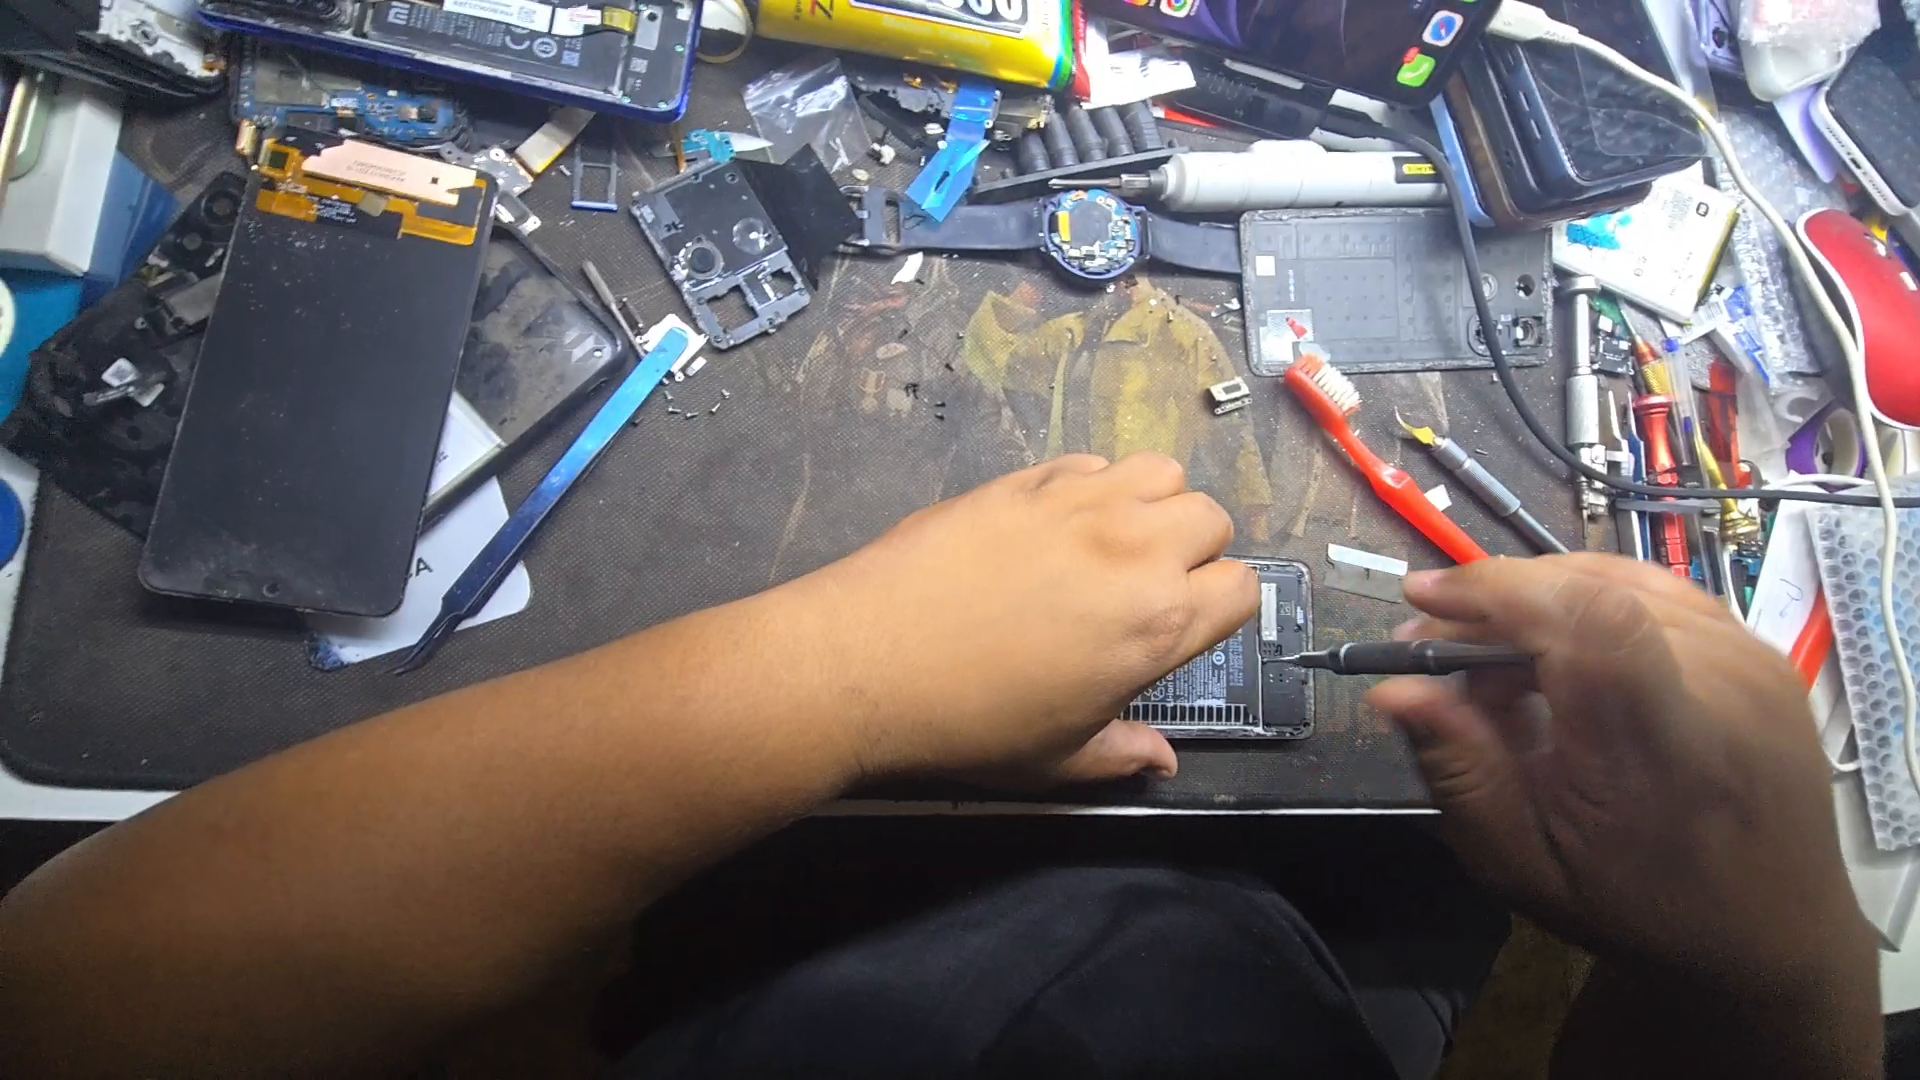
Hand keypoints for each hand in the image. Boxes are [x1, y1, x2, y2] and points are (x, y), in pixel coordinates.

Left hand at [782, 452, 1256, 784]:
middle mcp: (1133, 548)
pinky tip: (1055, 519)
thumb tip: (1164, 761)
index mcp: (1158, 621)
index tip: (1185, 623)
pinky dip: (1092, 483)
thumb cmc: (971, 723)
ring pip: (1159, 471)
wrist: (871, 660)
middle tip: (1145, 582)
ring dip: (1151, 502)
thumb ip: (1124, 754)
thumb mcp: (1058, 761)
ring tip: (1111, 538)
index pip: (1243, 588)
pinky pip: (1089, 461)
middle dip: (1194, 548)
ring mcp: (1078, 503)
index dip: (1220, 607)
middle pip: (1210, 517)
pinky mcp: (1025, 479)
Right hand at [1366, 555, 1872, 993]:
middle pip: (1585, 590)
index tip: (1421, 598)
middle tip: (1433, 647)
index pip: (1592, 620)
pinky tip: (1547, 643)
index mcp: (1663, 750)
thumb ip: (1458, 771)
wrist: (1768, 934)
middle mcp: (1726, 690)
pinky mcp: (1757, 653)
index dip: (1499, 589)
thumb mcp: (1518, 860)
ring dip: (1528, 601)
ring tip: (1491, 660)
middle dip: (1488, 602)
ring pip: (1609, 577)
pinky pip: (1647, 587)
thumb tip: (1395, 691)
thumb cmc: (1630, 901)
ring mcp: (1753, 663)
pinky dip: (1575, 599)